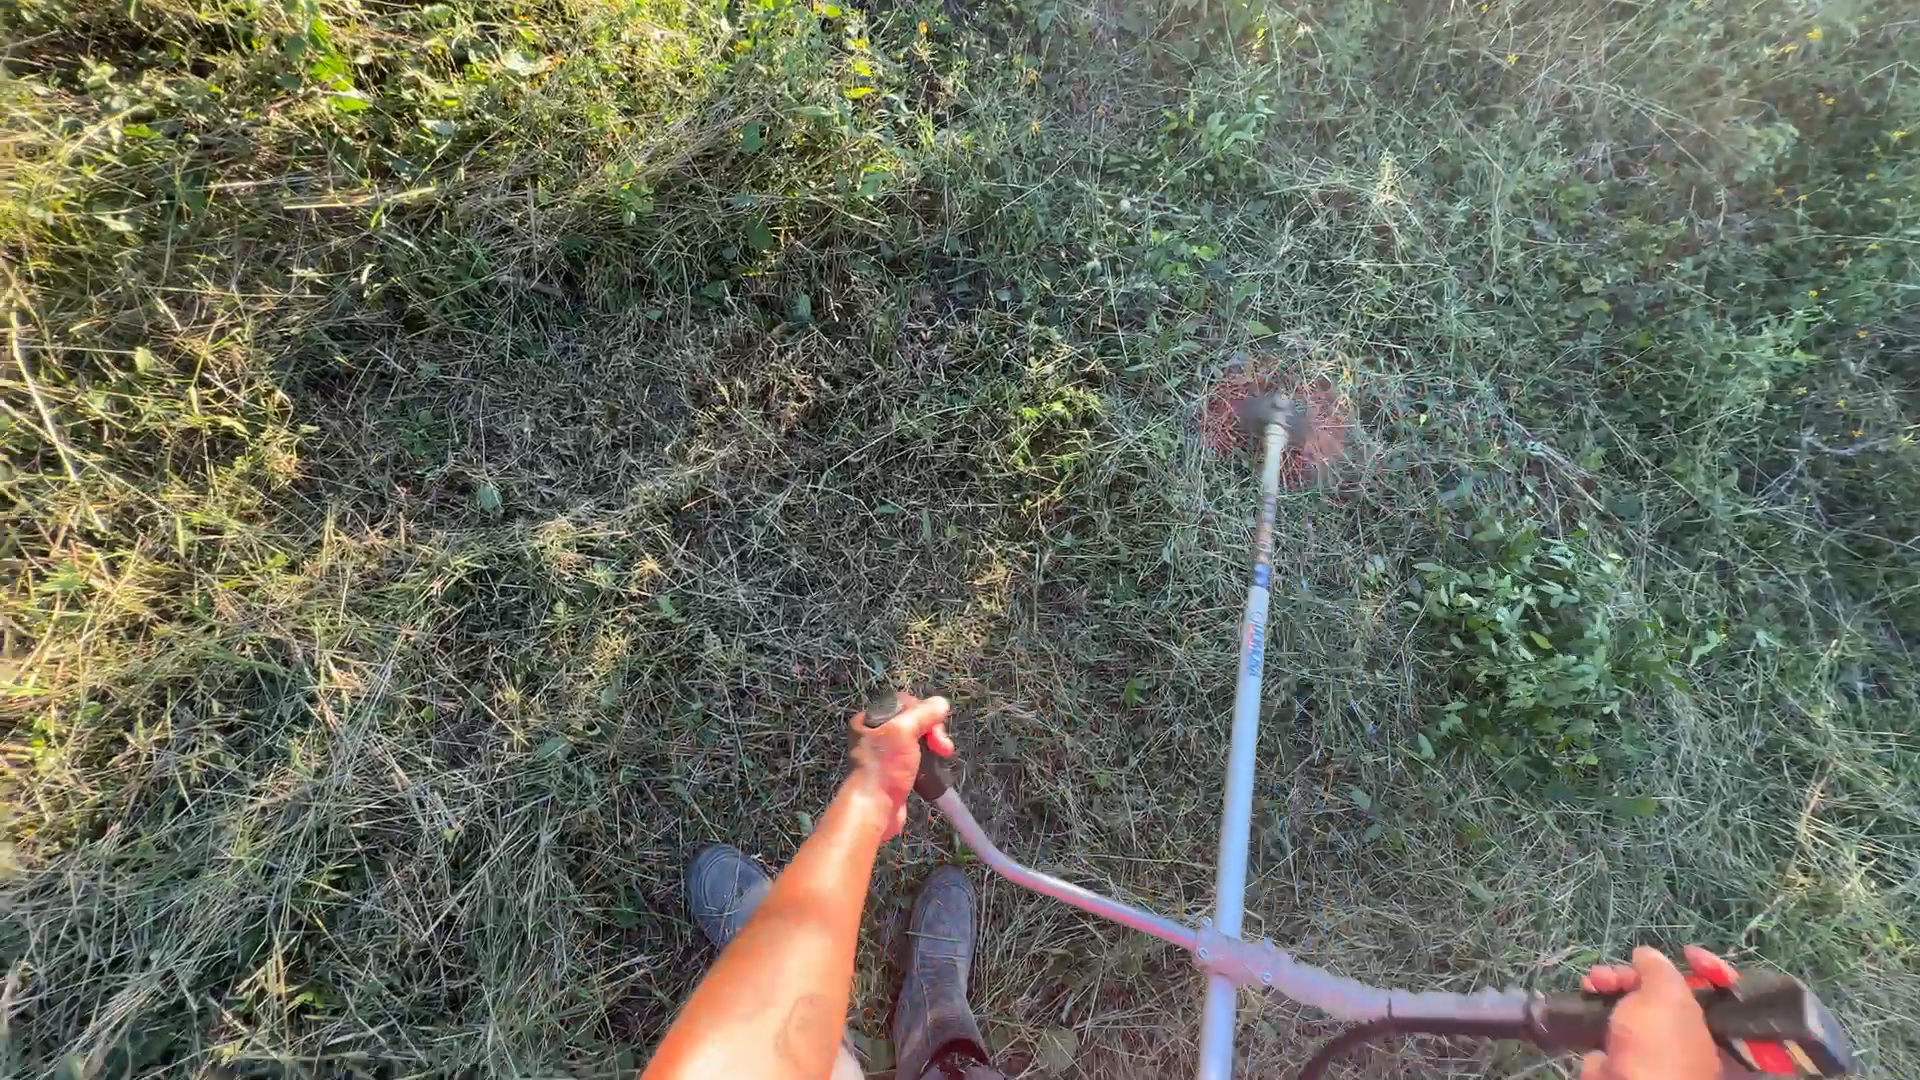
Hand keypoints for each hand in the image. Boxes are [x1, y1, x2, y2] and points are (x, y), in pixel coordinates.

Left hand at [849, 693, 953, 841]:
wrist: (874, 808)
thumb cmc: (884, 766)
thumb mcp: (903, 730)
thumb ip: (924, 713)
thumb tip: (942, 703)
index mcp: (870, 720)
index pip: (903, 703)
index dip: (923, 711)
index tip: (935, 725)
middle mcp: (875, 735)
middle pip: (913, 722)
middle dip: (932, 730)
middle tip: (942, 746)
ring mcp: (886, 756)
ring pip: (917, 741)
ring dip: (933, 746)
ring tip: (943, 756)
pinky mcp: (896, 773)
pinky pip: (917, 759)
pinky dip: (928, 761)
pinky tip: (935, 767)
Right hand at [1580, 946, 1733, 1079]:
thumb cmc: (1659, 1048)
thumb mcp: (1666, 999)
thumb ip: (1661, 970)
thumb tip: (1649, 956)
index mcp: (1720, 1032)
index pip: (1730, 996)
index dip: (1713, 970)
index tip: (1686, 953)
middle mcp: (1696, 1037)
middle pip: (1671, 991)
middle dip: (1639, 973)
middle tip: (1620, 973)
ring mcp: (1660, 1044)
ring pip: (1639, 1000)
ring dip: (1614, 981)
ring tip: (1595, 981)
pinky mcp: (1628, 1048)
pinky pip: (1618, 1014)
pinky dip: (1602, 999)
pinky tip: (1588, 992)